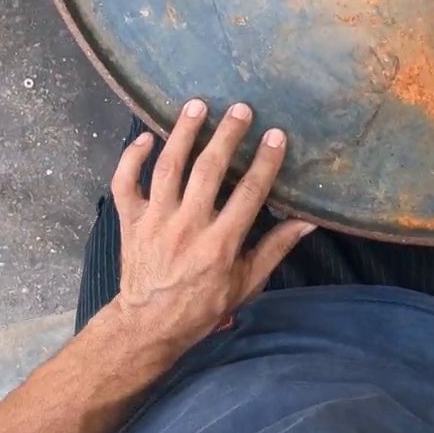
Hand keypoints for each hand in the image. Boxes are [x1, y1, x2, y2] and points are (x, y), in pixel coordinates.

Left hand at [102, 99, 314, 355]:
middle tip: (241, 109)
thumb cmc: (203, 305)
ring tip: (197, 105)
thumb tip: (308, 221)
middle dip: (227, 136)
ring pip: (168, 168)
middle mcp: (187, 227)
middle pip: (208, 171)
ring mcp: (155, 221)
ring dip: (183, 134)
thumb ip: (275, 249)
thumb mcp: (246, 284)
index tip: (277, 135)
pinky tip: (146, 137)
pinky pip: (125, 183)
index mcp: (220, 244)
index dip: (265, 162)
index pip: (248, 194)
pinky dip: (131, 158)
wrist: (147, 327)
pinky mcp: (130, 220)